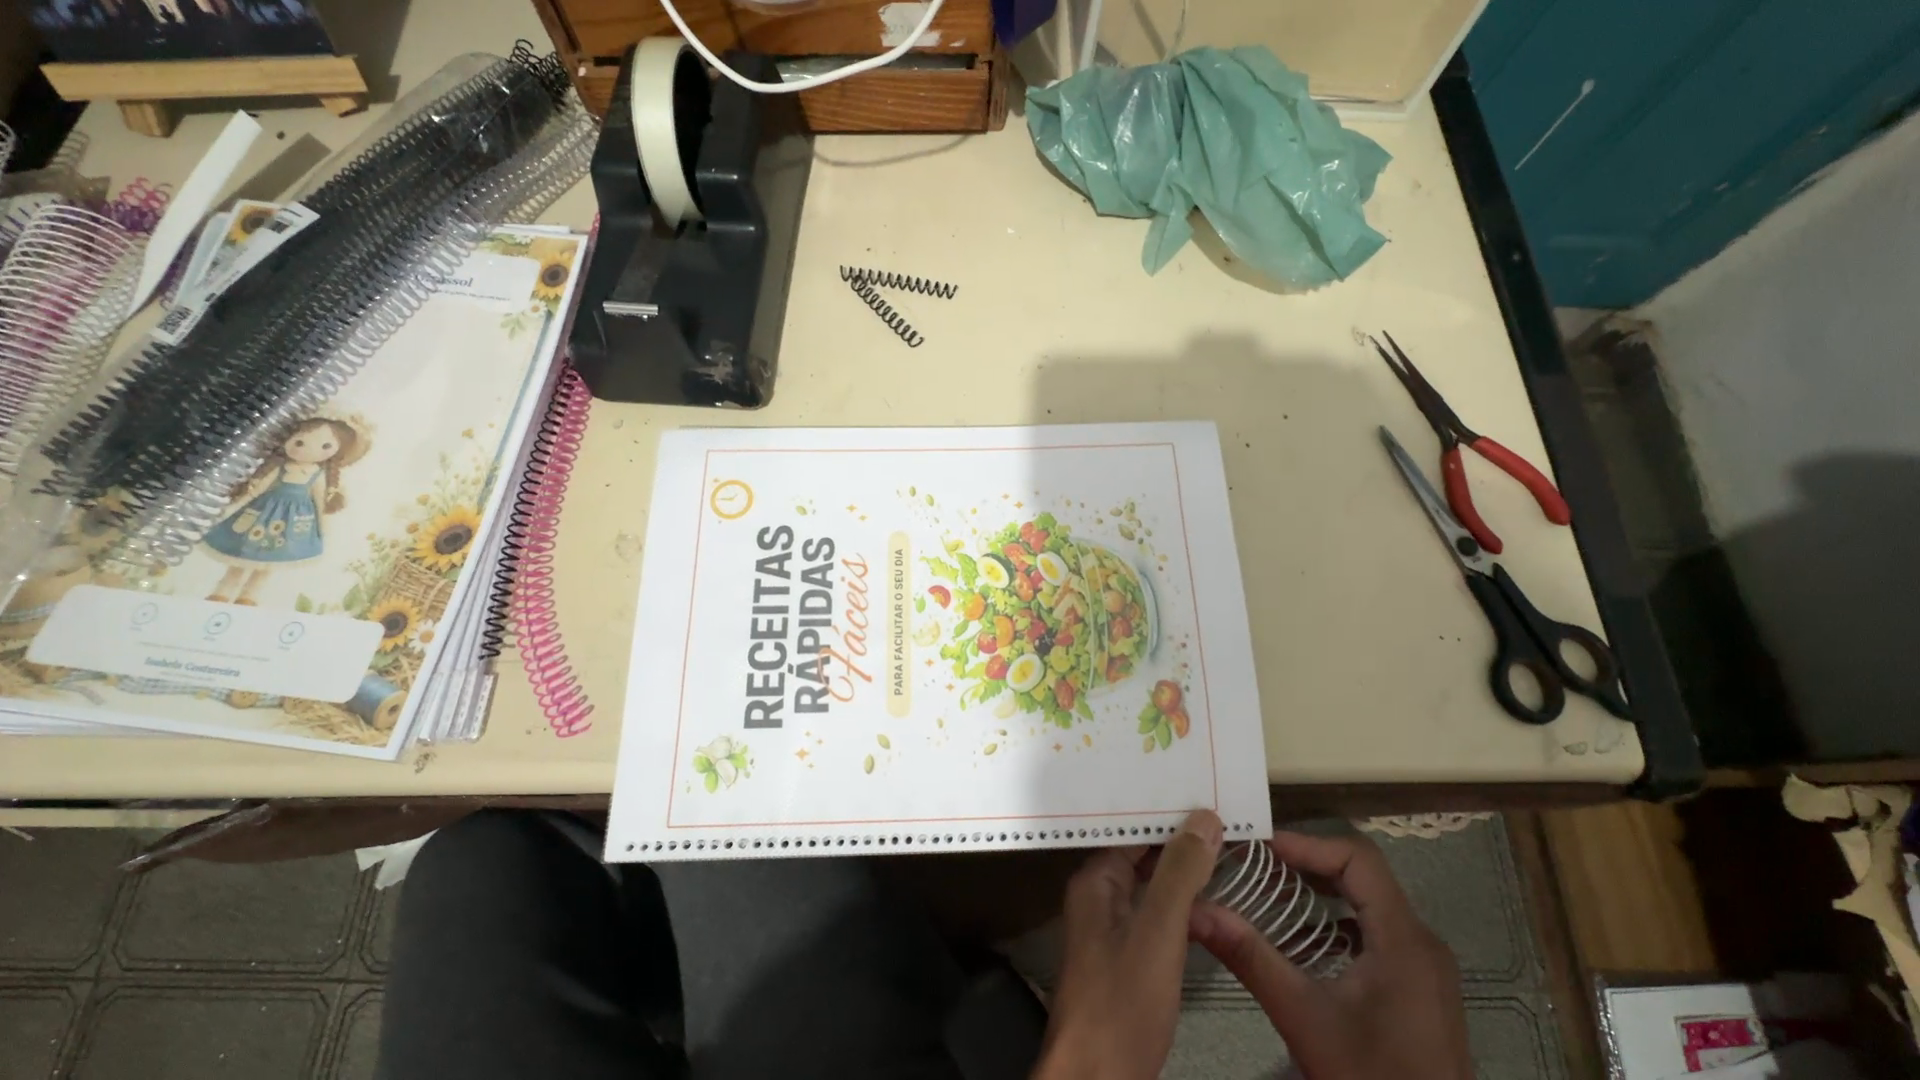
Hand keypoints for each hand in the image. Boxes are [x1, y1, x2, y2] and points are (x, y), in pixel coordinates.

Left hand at [1032, 809, 1224, 1079]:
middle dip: (1180, 836)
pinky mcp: (1128, 958)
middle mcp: (1099, 898)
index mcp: (1095, 883)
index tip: (1206, 790)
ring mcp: (1112, 929)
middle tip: (1226, 811)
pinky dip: (1181, 901)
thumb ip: (1178, 875)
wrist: (1098, 1079)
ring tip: (1227, 843)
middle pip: (1141, 853)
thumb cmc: (1122, 1002)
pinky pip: (1156, 913)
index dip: (1168, 812)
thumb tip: (1203, 818)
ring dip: (1183, 867)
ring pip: (1151, 884)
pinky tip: (1210, 899)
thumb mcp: (1157, 933)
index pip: (1132, 830)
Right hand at [1188, 831, 1472, 1079]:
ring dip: (1321, 893)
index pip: (1357, 859)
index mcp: (1403, 938)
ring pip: (1370, 906)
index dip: (1307, 844)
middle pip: (1364, 877)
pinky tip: (1302, 943)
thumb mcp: (1303, 1017)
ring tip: (1269, 894)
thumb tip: (1195, 911)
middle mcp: (1421, 942)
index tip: (1259, 847)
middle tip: (1254, 865)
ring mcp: (1425, 967)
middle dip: (1306, 865)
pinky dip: (1337, 924)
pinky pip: (1377, 934)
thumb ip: (1251, 958)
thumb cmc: (1371, 1076)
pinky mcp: (1420, 990)